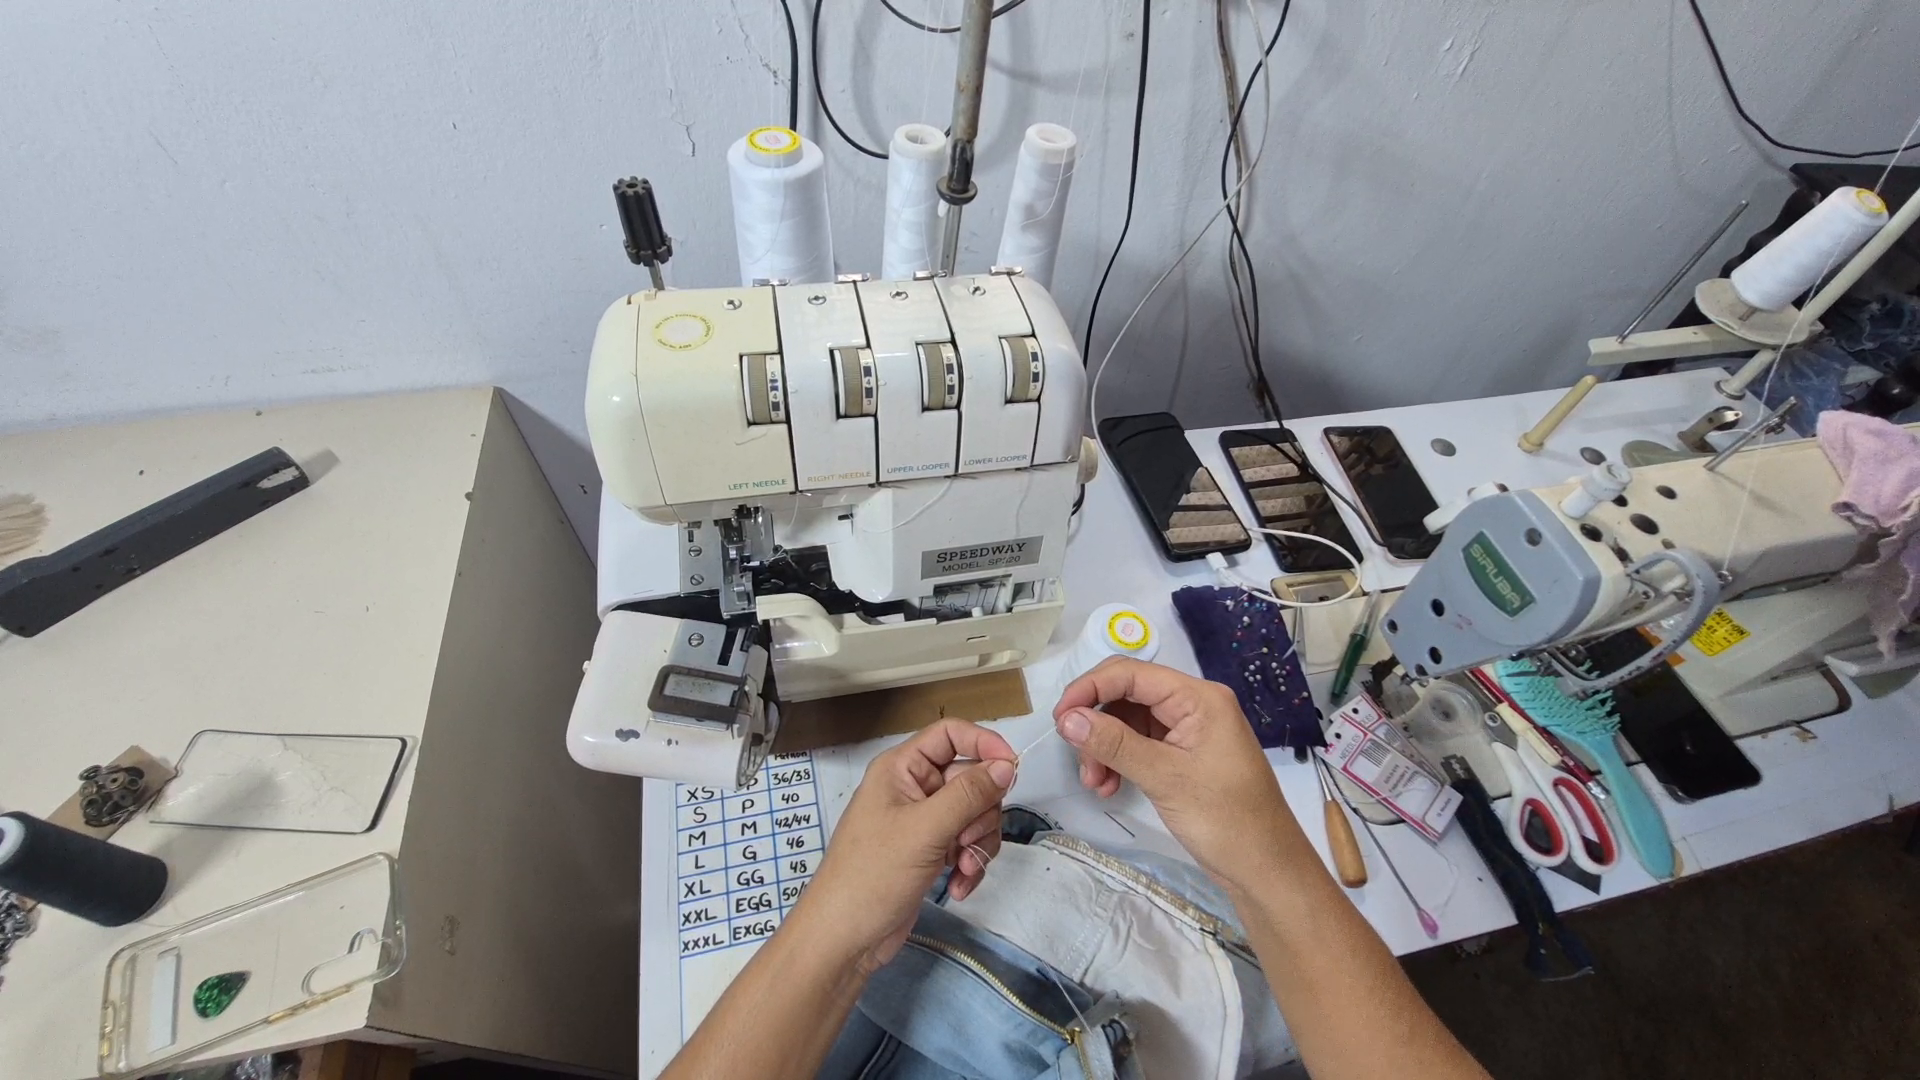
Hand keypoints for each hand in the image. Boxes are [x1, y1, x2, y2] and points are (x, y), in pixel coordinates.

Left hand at [796, 720, 1016, 972]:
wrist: (843, 941)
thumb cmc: (873, 874)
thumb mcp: (925, 829)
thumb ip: (969, 794)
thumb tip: (1007, 765)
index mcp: (902, 767)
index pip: (951, 734)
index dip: (984, 743)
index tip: (1011, 768)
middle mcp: (914, 788)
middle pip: (970, 778)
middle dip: (980, 812)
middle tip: (967, 840)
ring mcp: (922, 821)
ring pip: (974, 814)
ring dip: (977, 843)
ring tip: (961, 867)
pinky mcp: (930, 851)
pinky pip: (966, 844)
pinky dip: (968, 864)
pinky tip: (957, 887)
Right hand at [1054, 657, 1302, 888]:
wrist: (1267, 870)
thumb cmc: (1226, 820)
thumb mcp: (1165, 778)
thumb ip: (1114, 744)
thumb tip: (1067, 719)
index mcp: (1198, 697)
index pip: (1131, 673)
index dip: (1090, 688)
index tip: (1059, 717)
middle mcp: (1192, 704)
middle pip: (1126, 695)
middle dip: (1096, 722)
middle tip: (1075, 753)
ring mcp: (1187, 729)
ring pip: (1127, 721)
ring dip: (1103, 748)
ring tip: (1094, 783)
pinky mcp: (1181, 754)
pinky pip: (1138, 744)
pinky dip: (1118, 761)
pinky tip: (1108, 786)